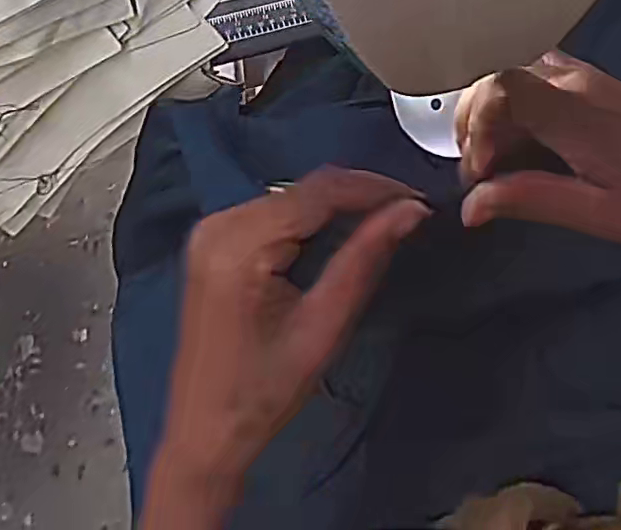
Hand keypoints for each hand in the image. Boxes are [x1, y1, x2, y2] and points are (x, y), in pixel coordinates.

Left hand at [144, 167, 429, 526]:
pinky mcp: (216, 235)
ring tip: (385, 214)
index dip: (373, 188)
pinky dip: (315, 212)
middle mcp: (220, 222)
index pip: (318, 193)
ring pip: (294, 192)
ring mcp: (213, 226)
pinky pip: (277, 206)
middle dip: (360, 192)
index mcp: (239, 245)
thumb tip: (410, 210)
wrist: (204, 433)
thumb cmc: (263, 392)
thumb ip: (365, 258)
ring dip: (340, 200)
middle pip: (305, 187)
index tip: (416, 198)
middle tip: (406, 208)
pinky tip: (344, 224)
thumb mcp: (324, 326)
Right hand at [454, 50, 620, 246]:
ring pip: (510, 79)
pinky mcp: (589, 79)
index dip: (474, 125)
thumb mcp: (598, 214)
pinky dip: (512, 108)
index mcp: (573, 111)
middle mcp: (571, 80)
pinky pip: (531, 80)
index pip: (498, 88)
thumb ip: (529, 200)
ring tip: (496, 161)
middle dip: (474, 127)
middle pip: (495, 82)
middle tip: (481, 175)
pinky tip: (523, 142)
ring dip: (490, 116)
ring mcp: (580, 74)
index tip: (481, 170)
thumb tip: (469, 206)